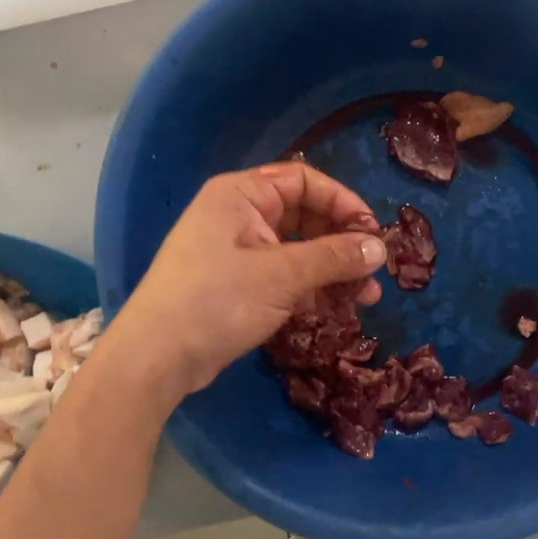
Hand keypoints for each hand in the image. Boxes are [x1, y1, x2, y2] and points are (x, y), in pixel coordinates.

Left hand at [104, 163, 386, 402]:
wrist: (157, 357)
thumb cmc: (216, 302)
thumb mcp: (281, 276)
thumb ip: (334, 258)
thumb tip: (380, 248)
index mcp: (242, 195)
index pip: (305, 181)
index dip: (343, 203)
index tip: (373, 234)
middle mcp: (239, 215)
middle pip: (305, 217)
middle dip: (343, 244)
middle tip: (374, 273)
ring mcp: (238, 252)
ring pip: (299, 251)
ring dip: (333, 272)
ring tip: (365, 300)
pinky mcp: (238, 286)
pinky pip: (285, 277)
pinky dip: (311, 290)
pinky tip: (336, 312)